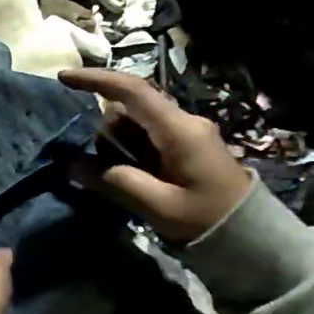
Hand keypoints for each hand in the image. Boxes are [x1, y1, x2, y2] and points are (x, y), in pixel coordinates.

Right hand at [59, 68, 252, 243]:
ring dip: (115, 144)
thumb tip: (73, 165)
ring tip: (108, 177)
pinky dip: (129, 151)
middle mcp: (182, 122)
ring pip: (137, 124)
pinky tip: (124, 177)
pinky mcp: (186, 146)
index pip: (133, 91)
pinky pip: (148, 138)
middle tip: (89, 161)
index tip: (64, 78)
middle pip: (131, 109)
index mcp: (179, 130)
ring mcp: (186, 133)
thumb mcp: (158, 206)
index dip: (96, 80)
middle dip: (103, 128)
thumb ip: (116, 182)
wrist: (249, 236)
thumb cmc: (206, 220)